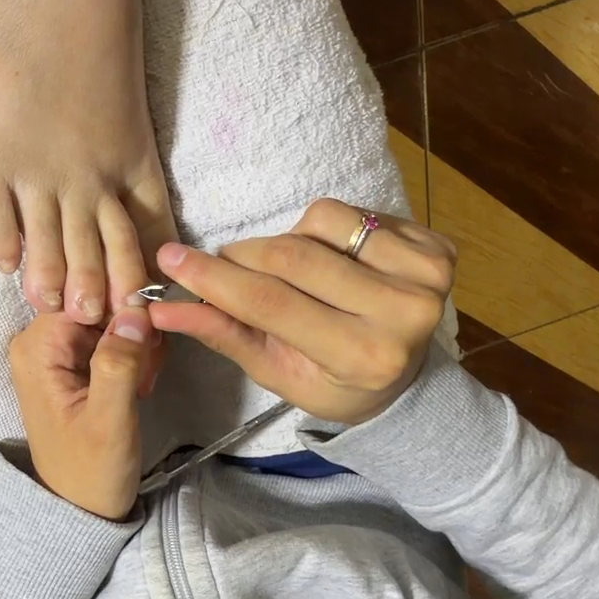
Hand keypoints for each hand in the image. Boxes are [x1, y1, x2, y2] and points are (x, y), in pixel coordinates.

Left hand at [7, 309, 162, 518]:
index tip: (150, 339)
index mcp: (37, 347)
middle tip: (147, 372)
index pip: (87, 290)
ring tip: (143, 383)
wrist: (81, 506)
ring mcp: (59, 349)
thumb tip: (135, 312)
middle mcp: (41, 339)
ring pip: (114, 317)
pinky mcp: (77, 360)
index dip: (125, 305)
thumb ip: (118, 364)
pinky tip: (140, 383)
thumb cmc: (90, 470)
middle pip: (102, 300)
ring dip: (139, 344)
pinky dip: (135, 354)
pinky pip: (114, 336)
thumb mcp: (108, 420)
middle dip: (134, 328)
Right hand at [147, 199, 454, 424]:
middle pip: (294, 257)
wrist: (406, 382)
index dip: (215, 278)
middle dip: (241, 255)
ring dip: (286, 240)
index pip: (272, 304)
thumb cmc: (332, 384)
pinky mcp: (436, 247)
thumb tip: (162, 308)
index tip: (171, 259)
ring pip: (321, 222)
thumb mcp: (276, 373)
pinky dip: (324, 230)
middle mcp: (405, 313)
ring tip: (290, 272)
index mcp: (363, 356)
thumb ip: (225, 334)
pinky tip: (329, 261)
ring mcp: (427, 276)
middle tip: (217, 263)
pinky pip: (354, 214)